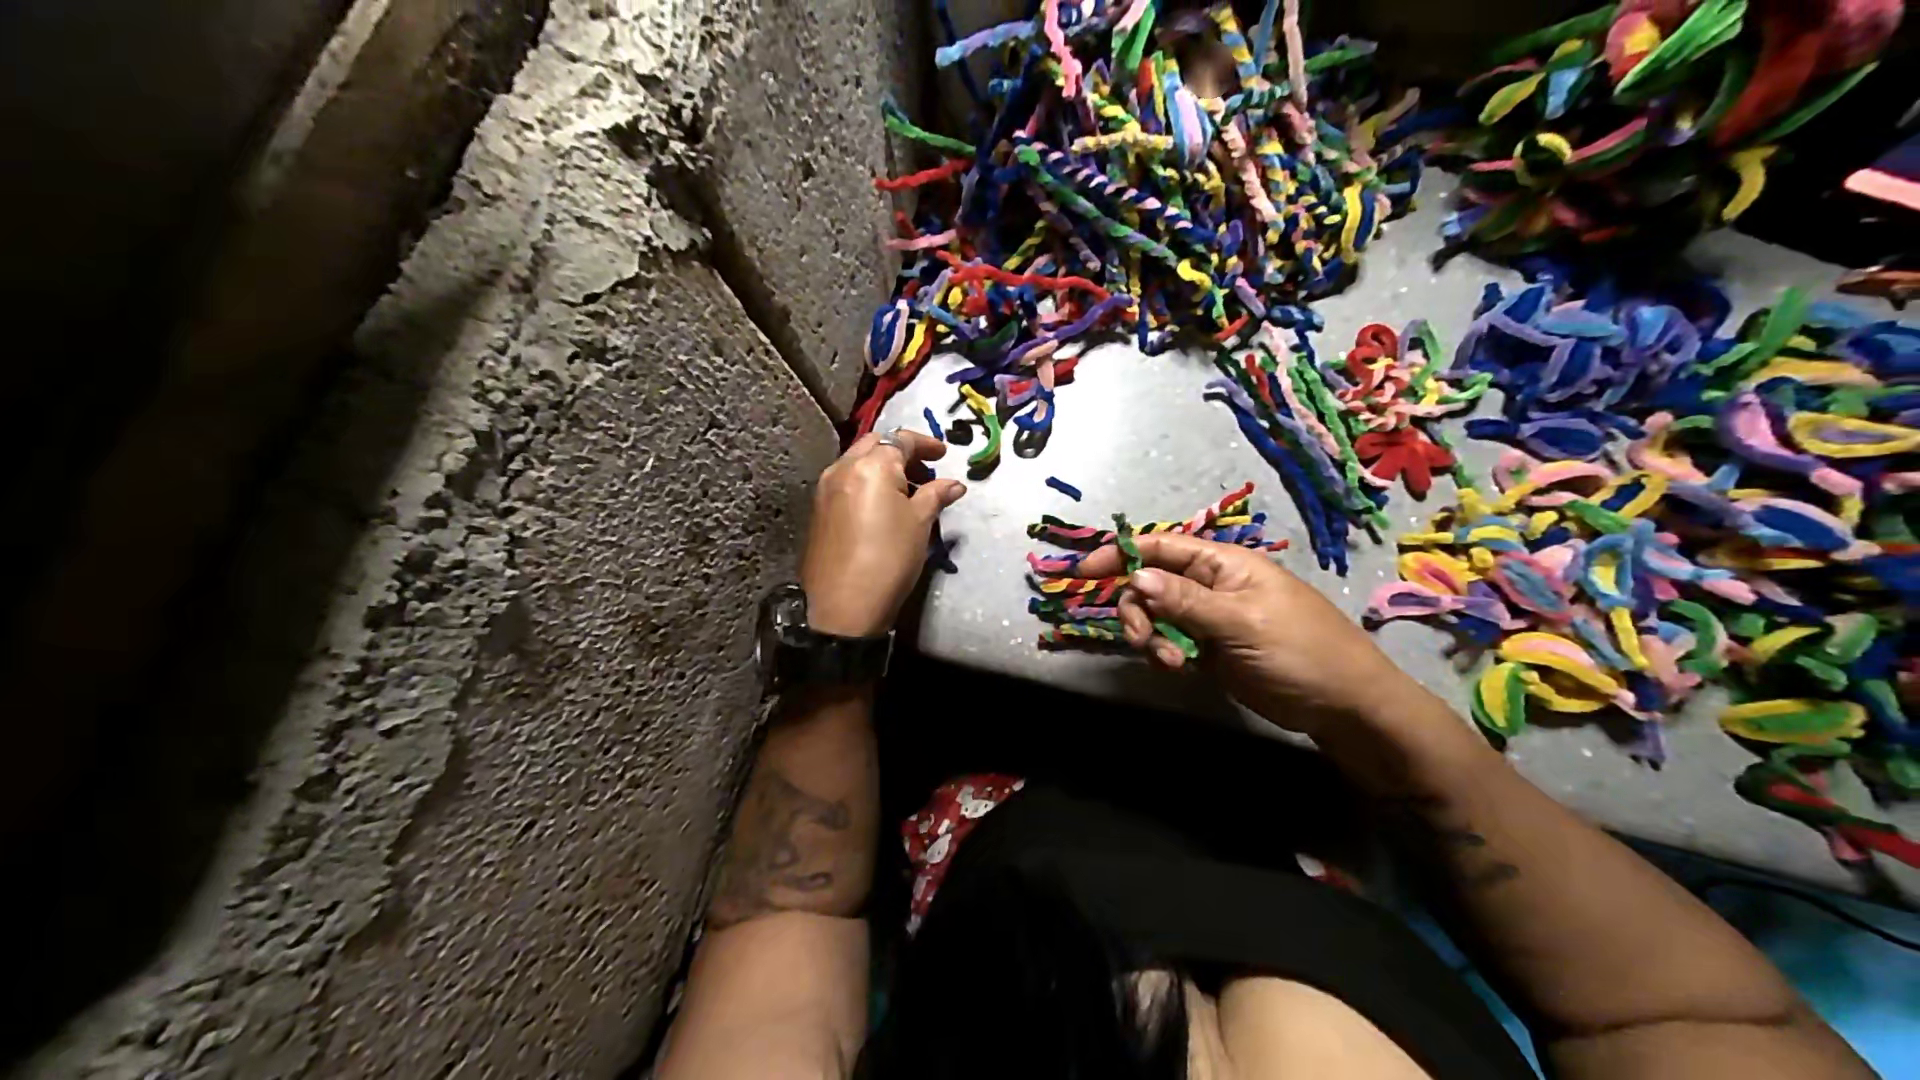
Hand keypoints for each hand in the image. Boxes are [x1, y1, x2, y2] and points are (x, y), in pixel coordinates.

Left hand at [800, 429, 966, 637]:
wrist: (843, 605)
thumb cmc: (889, 559)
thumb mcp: (919, 524)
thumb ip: (935, 495)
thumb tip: (954, 484)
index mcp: (871, 466)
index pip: (901, 440)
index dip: (925, 444)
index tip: (943, 455)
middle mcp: (843, 468)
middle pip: (875, 444)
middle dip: (901, 451)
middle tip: (925, 470)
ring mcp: (826, 488)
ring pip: (857, 461)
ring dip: (882, 466)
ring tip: (906, 489)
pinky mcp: (819, 508)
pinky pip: (846, 481)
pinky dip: (866, 482)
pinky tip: (882, 504)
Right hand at [1075, 532, 1422, 735]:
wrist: (1342, 704)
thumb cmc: (1301, 649)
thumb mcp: (1241, 621)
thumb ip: (1185, 600)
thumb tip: (1135, 575)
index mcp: (1222, 564)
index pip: (1161, 548)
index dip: (1121, 554)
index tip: (1084, 571)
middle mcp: (1209, 585)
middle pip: (1149, 585)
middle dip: (1138, 610)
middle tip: (1141, 639)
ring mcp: (1206, 618)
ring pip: (1155, 617)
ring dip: (1152, 637)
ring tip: (1174, 662)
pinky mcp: (1206, 649)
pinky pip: (1168, 642)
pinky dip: (1163, 653)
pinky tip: (1178, 668)